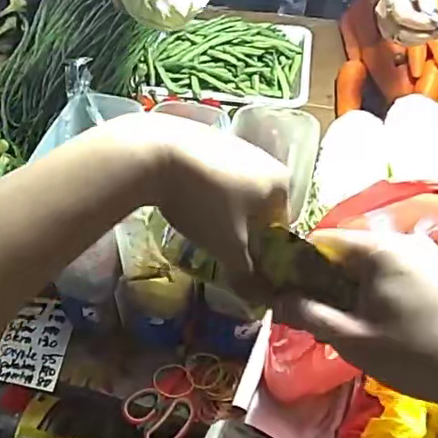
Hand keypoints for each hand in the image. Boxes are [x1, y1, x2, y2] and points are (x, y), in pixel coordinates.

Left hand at [93, 113, 289, 291]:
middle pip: (258, 208)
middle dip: (241, 230)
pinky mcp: (205, 137)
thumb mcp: (227, 246)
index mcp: (281, 183)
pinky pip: (211, 174)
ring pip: (233, 190)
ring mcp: (234, 143)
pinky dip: (202, 190)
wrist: (155, 154)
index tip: (241, 266)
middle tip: (216, 247)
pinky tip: (182, 199)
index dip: (264, 253)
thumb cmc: (204, 203)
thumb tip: (259, 299)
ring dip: (220, 211)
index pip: (282, 228)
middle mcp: (265, 158)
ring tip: (196, 224)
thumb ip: (247, 273)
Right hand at [273, 228, 437, 416]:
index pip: (317, 240)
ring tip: (340, 324)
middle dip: (318, 280)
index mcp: (378, 249)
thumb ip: (307, 314)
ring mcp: (425, 255)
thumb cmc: (420, 354)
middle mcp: (401, 241)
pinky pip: (388, 272)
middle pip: (342, 250)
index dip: (292, 265)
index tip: (281, 295)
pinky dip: (369, 291)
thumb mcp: (353, 338)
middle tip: (308, 317)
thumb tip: (276, 299)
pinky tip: (372, 322)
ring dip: (343, 288)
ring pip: (365, 264)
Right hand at [373, 0, 437, 46]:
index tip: (437, 24)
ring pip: (402, 39)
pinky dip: (415, 40)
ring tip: (435, 34)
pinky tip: (426, 35)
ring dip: (420, 39)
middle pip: (402, 32)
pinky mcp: (387, 33)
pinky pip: (401, 41)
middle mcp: (383, 16)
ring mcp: (383, 26)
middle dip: (423, 34)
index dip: (421, 23)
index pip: (405, 16)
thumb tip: (433, 18)